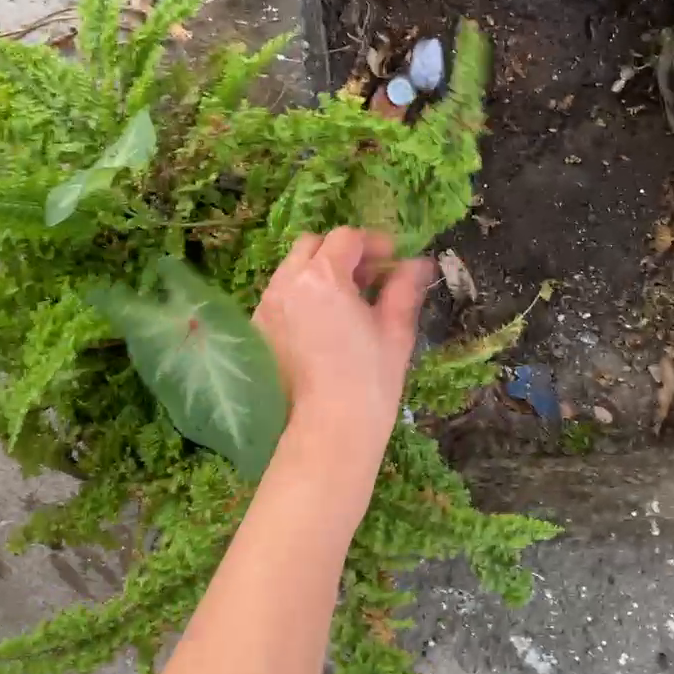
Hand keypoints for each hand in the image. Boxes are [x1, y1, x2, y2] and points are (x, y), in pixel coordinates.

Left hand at [252, 228, 431, 454]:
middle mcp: (286, 283)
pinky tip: (321, 324)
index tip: (392, 261)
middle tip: (368, 277)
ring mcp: (266, 305)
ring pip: (291, 270)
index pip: (345, 238)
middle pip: (311, 246)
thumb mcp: (394, 332)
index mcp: (322, 277)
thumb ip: (403, 289)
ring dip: (318, 272)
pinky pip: (279, 296)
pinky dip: (300, 296)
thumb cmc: (368, 383)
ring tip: (346, 302)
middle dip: (341, 253)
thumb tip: (417, 264)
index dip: (373, 244)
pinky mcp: (256, 329)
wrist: (325, 435)